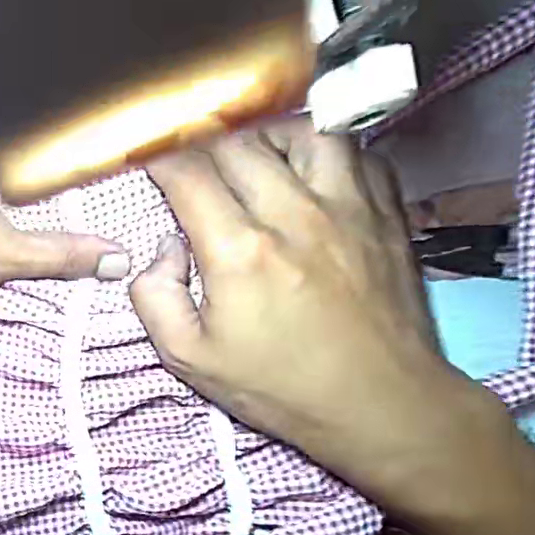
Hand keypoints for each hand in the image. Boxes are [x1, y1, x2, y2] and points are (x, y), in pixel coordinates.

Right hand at [130, 118, 518, 513]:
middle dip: (202, 140)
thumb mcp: (191, 360)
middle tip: (191, 157)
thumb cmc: (280, 387)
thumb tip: (164, 247)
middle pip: (237, 140)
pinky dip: (320, 149)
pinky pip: (352, 150)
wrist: (379, 403)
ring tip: (251, 156)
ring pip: (298, 130)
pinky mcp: (385, 211)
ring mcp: (347, 205)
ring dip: (263, 135)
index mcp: (239, 252)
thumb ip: (155, 298)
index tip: (148, 155)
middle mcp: (293, 214)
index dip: (159, 154)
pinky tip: (307, 171)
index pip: (187, 171)